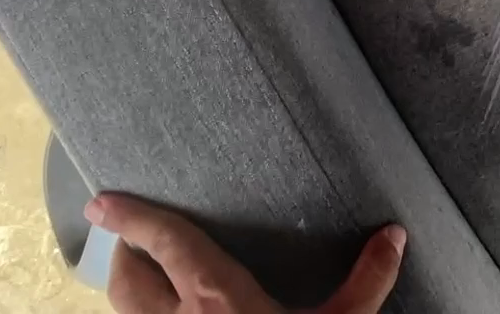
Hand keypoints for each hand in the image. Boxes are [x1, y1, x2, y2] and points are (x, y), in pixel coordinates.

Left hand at [88, 193, 404, 313]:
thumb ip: (367, 281)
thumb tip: (393, 234)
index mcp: (214, 300)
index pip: (167, 245)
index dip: (136, 219)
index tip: (106, 200)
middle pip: (127, 281)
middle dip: (125, 252)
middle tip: (132, 236)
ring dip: (129, 292)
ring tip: (144, 277)